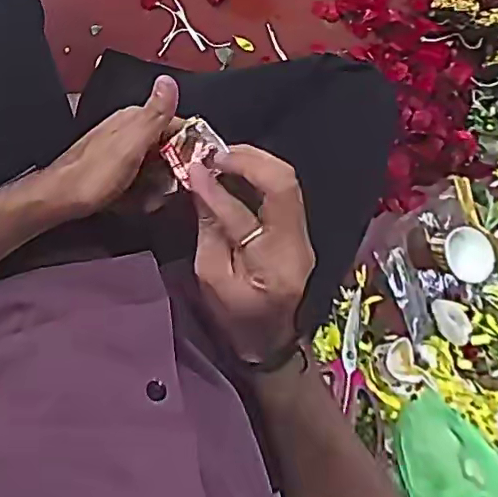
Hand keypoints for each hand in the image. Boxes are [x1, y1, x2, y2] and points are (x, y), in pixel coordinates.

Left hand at [36, 75, 177, 220]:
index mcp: (134, 118)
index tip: (195, 165)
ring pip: (155, 167)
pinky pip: (140, 179)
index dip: (189, 144)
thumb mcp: (132, 142)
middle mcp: (127, 130)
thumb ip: (155, 112)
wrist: (60, 199)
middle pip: (167, 147)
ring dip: (156, 185)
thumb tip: (167, 80)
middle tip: (164, 187)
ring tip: (147, 198)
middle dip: (171, 170)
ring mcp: (121, 150)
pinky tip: (135, 202)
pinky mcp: (115, 169)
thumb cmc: (93, 174)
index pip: (176, 123)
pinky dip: (141, 193)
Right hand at [188, 145, 313, 363]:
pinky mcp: (298, 226)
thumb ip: (208, 229)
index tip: (194, 169)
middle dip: (248, 160)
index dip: (216, 190)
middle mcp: (297, 243)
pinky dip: (259, 171)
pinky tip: (236, 167)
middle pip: (284, 183)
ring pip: (287, 179)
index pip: (244, 215)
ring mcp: (303, 233)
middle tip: (214, 155)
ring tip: (222, 156)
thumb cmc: (236, 319)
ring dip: (254, 161)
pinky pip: (282, 187)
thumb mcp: (212, 278)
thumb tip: (199, 183)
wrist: (273, 341)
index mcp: (273, 265)